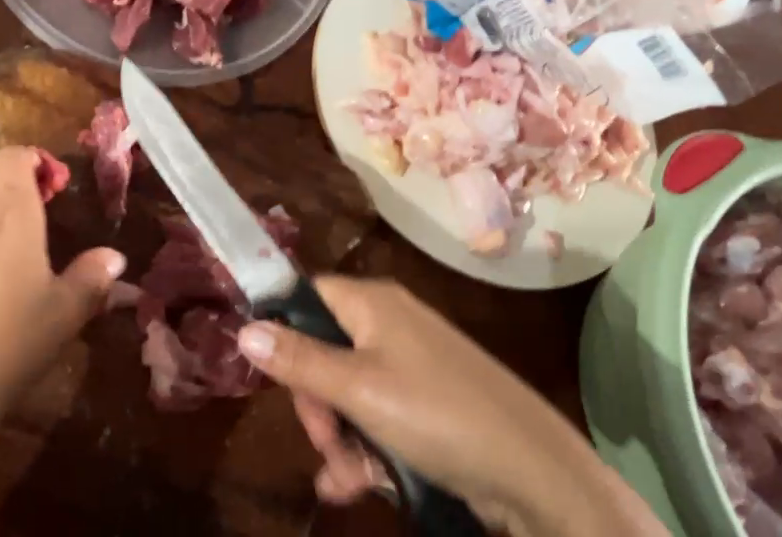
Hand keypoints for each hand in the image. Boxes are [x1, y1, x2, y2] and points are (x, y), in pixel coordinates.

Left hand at [0, 146, 125, 427]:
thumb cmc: (17, 339)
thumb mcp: (67, 312)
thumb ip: (93, 277)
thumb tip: (114, 257)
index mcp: (14, 213)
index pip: (14, 156)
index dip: (33, 159)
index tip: (52, 185)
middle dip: (1, 171)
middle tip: (26, 203)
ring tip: (0, 240)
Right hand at [236, 278, 662, 536]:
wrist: (539, 476)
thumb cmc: (438, 415)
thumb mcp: (358, 390)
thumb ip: (297, 360)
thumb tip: (243, 328)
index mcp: (372, 303)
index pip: (305, 296)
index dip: (282, 333)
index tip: (273, 378)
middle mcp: (389, 324)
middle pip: (321, 351)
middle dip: (316, 404)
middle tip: (326, 440)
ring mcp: (413, 365)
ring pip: (348, 393)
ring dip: (339, 437)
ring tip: (347, 477)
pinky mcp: (430, 405)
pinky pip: (378, 416)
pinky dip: (365, 448)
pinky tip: (358, 485)